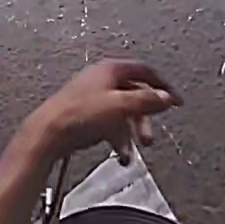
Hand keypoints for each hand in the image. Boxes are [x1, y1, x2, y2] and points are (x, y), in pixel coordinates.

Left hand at [20, 59, 179, 163]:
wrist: (49, 132)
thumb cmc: (79, 114)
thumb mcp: (120, 106)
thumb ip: (146, 101)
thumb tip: (166, 97)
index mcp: (110, 69)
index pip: (144, 71)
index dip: (162, 85)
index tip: (175, 100)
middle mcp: (102, 79)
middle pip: (134, 94)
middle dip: (145, 118)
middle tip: (150, 136)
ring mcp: (93, 95)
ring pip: (122, 112)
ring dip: (132, 131)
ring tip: (135, 149)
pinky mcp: (86, 112)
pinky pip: (110, 123)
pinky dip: (119, 137)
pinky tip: (121, 153)